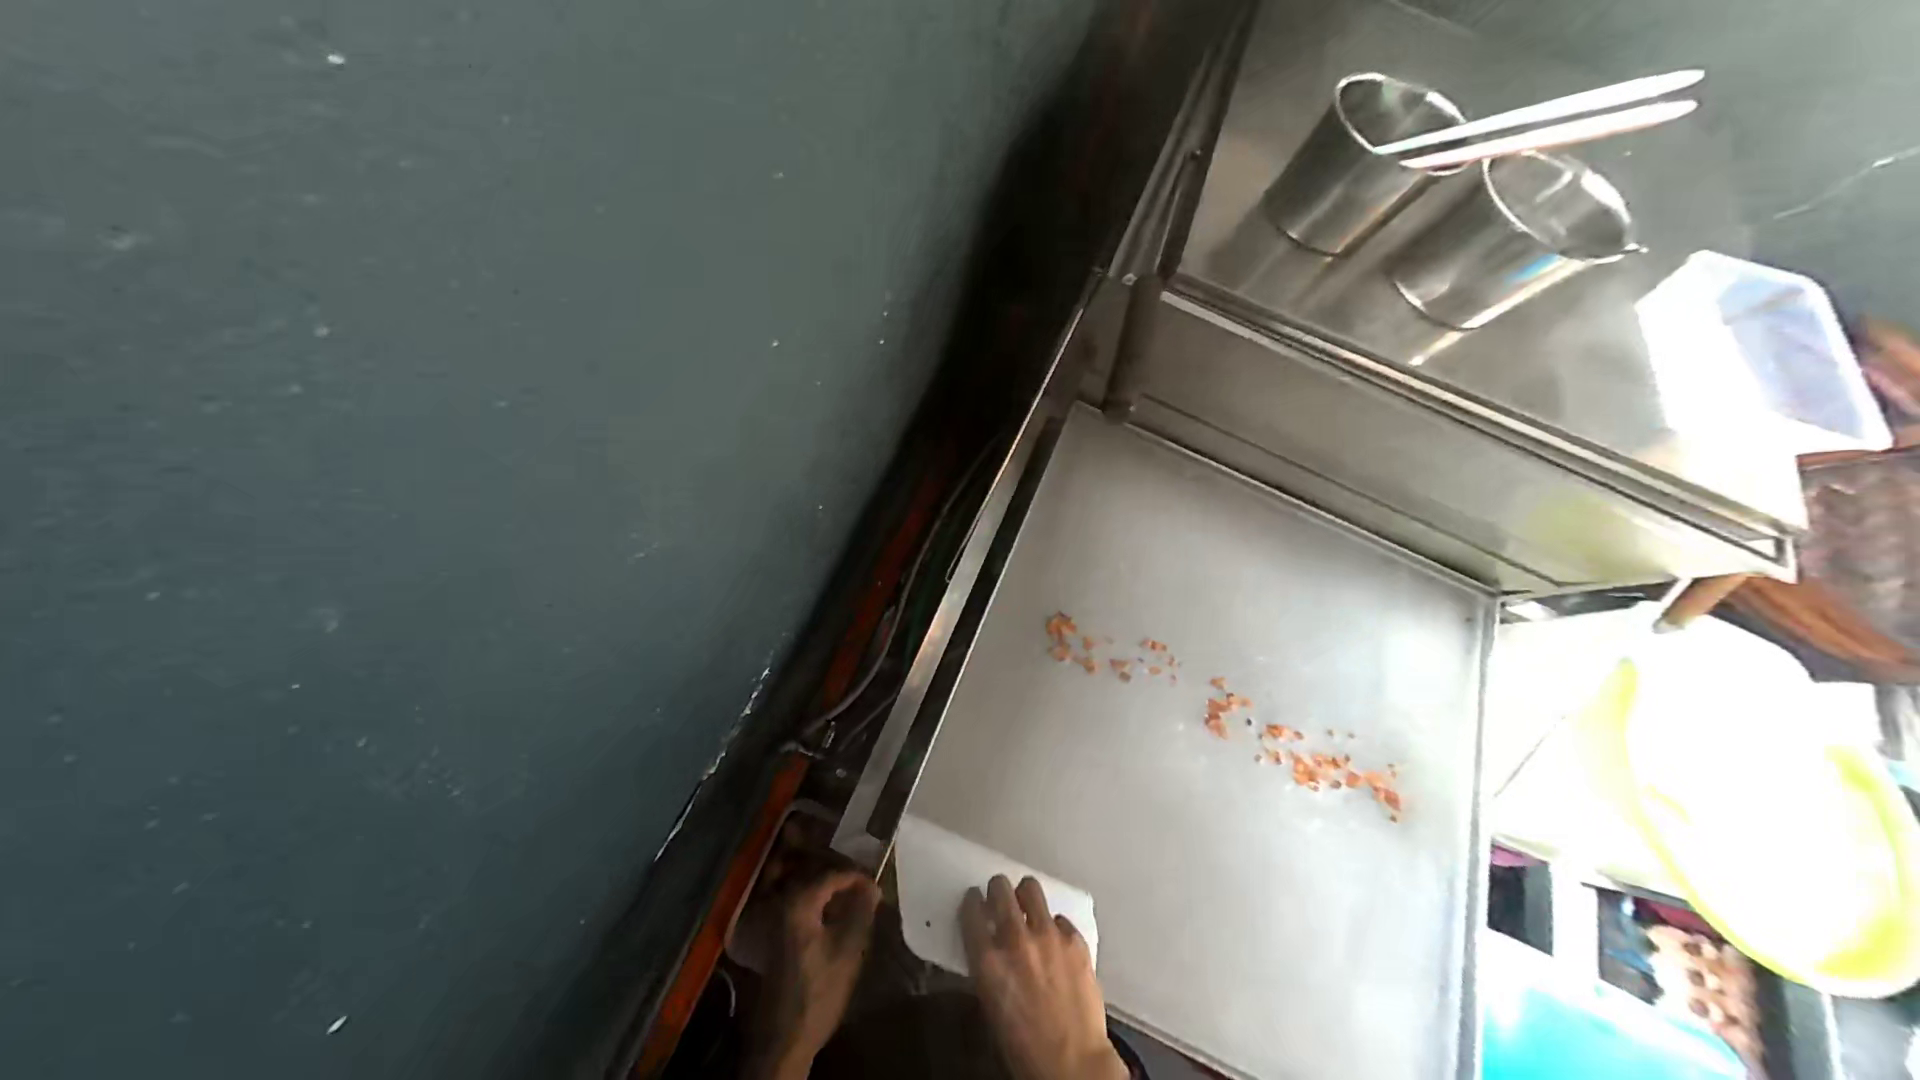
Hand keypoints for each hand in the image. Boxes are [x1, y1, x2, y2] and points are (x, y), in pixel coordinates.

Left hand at [746, 867, 881, 1079]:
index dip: (856, 876)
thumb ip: (861, 912)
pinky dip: (820, 905)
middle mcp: (783, 905)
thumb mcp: (848, 950)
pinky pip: (802, 907)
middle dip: (843, 879)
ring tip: (856, 899)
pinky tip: (836, 918)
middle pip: (816, 878)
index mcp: (799, 903)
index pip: (832, 875)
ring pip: (808, 892)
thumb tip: (872, 886)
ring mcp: (777, 922)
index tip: (876, 884)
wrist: (785, 1037)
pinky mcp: (778, 937)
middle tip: (867, 886)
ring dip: (831, 891)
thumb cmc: (819, 991)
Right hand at [962, 875, 1127, 1079]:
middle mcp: (1015, 939)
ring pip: (1030, 889)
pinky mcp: (1075, 940)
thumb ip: (986, 966)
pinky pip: (1059, 918)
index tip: (976, 902)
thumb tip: (987, 944)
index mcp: (988, 960)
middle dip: (998, 891)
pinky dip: (1054, 926)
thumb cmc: (1024, 1046)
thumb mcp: (990, 1004)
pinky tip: (1056, 944)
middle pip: (1000, 889)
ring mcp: (1048, 936)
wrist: (1073, 1064)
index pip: (971, 909)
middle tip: (1001, 899)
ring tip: (1028, 907)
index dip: (972, 902)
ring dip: (1025, 896)